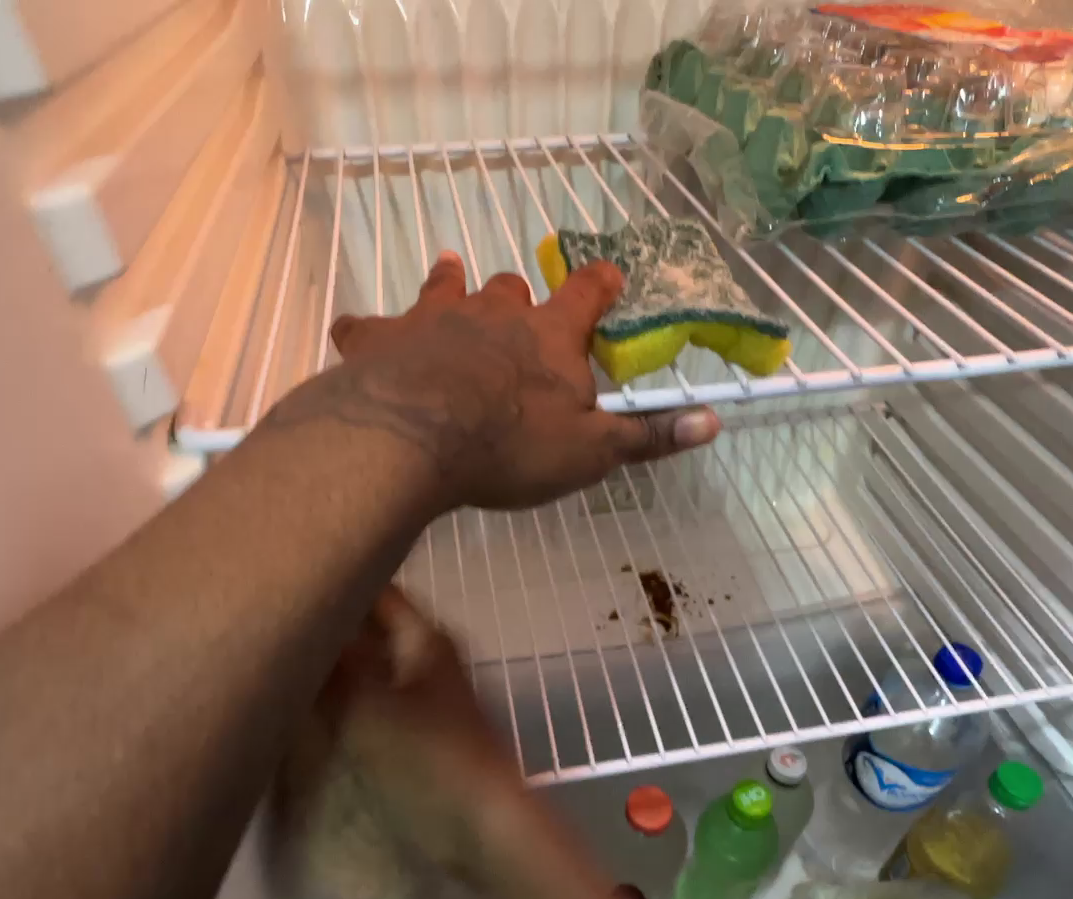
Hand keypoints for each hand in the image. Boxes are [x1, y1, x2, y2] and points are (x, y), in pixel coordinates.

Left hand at [263, 252, 720, 510]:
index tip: (610, 274)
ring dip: (451, 284)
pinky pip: (370, 324)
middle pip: (512, 286)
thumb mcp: (590, 451)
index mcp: (549, 335)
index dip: (602, 285)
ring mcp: (433, 319)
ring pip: (446, 287)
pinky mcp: (382, 338)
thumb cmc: (510, 446)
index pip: (587, 295)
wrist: (414, 438)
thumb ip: (648, 435)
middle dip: (519, 297)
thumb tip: (714, 422)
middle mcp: (493, 313)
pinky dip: (369, 329)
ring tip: (451, 272)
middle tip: (517, 307)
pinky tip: (357, 332)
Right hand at [293, 586, 526, 884]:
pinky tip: (307, 709)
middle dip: (328, 628)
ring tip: (278, 663)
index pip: (377, 591)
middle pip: (371, 629)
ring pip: (369, 665)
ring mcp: (423, 694)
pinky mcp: (417, 730)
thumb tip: (296, 628)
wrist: (483, 821)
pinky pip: (371, 699)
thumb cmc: (429, 755)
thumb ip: (330, 668)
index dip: (336, 585)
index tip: (287, 585)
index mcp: (423, 636)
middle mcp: (426, 656)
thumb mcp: (367, 708)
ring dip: (333, 665)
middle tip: (271, 627)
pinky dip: (344, 698)